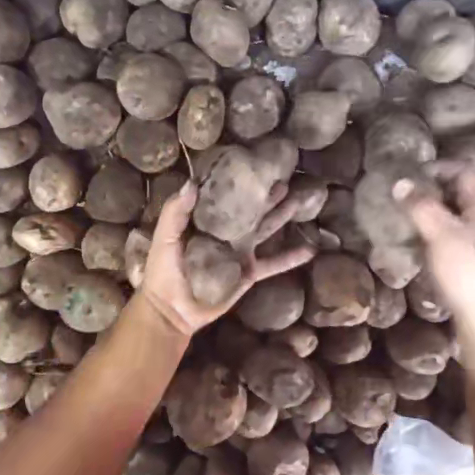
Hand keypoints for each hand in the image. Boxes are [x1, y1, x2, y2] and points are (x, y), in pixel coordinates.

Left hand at [136, 182, 315, 337]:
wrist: (172, 310)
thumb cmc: (164, 272)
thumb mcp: (165, 238)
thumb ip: (175, 212)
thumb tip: (193, 183)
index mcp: (205, 221)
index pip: (225, 196)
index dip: (238, 181)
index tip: (253, 163)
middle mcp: (226, 233)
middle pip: (251, 209)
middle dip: (267, 194)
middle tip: (284, 177)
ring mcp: (240, 252)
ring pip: (266, 229)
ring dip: (282, 216)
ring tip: (300, 200)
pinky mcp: (249, 273)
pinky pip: (274, 264)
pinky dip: (291, 258)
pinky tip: (310, 250)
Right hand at [397, 166, 474, 325]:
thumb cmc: (468, 273)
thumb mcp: (440, 235)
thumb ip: (420, 206)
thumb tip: (400, 182)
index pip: (466, 171)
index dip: (439, 168)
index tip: (411, 176)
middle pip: (462, 192)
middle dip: (433, 190)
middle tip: (404, 195)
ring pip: (458, 214)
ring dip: (433, 212)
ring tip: (407, 217)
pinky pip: (457, 234)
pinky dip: (437, 231)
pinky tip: (420, 242)